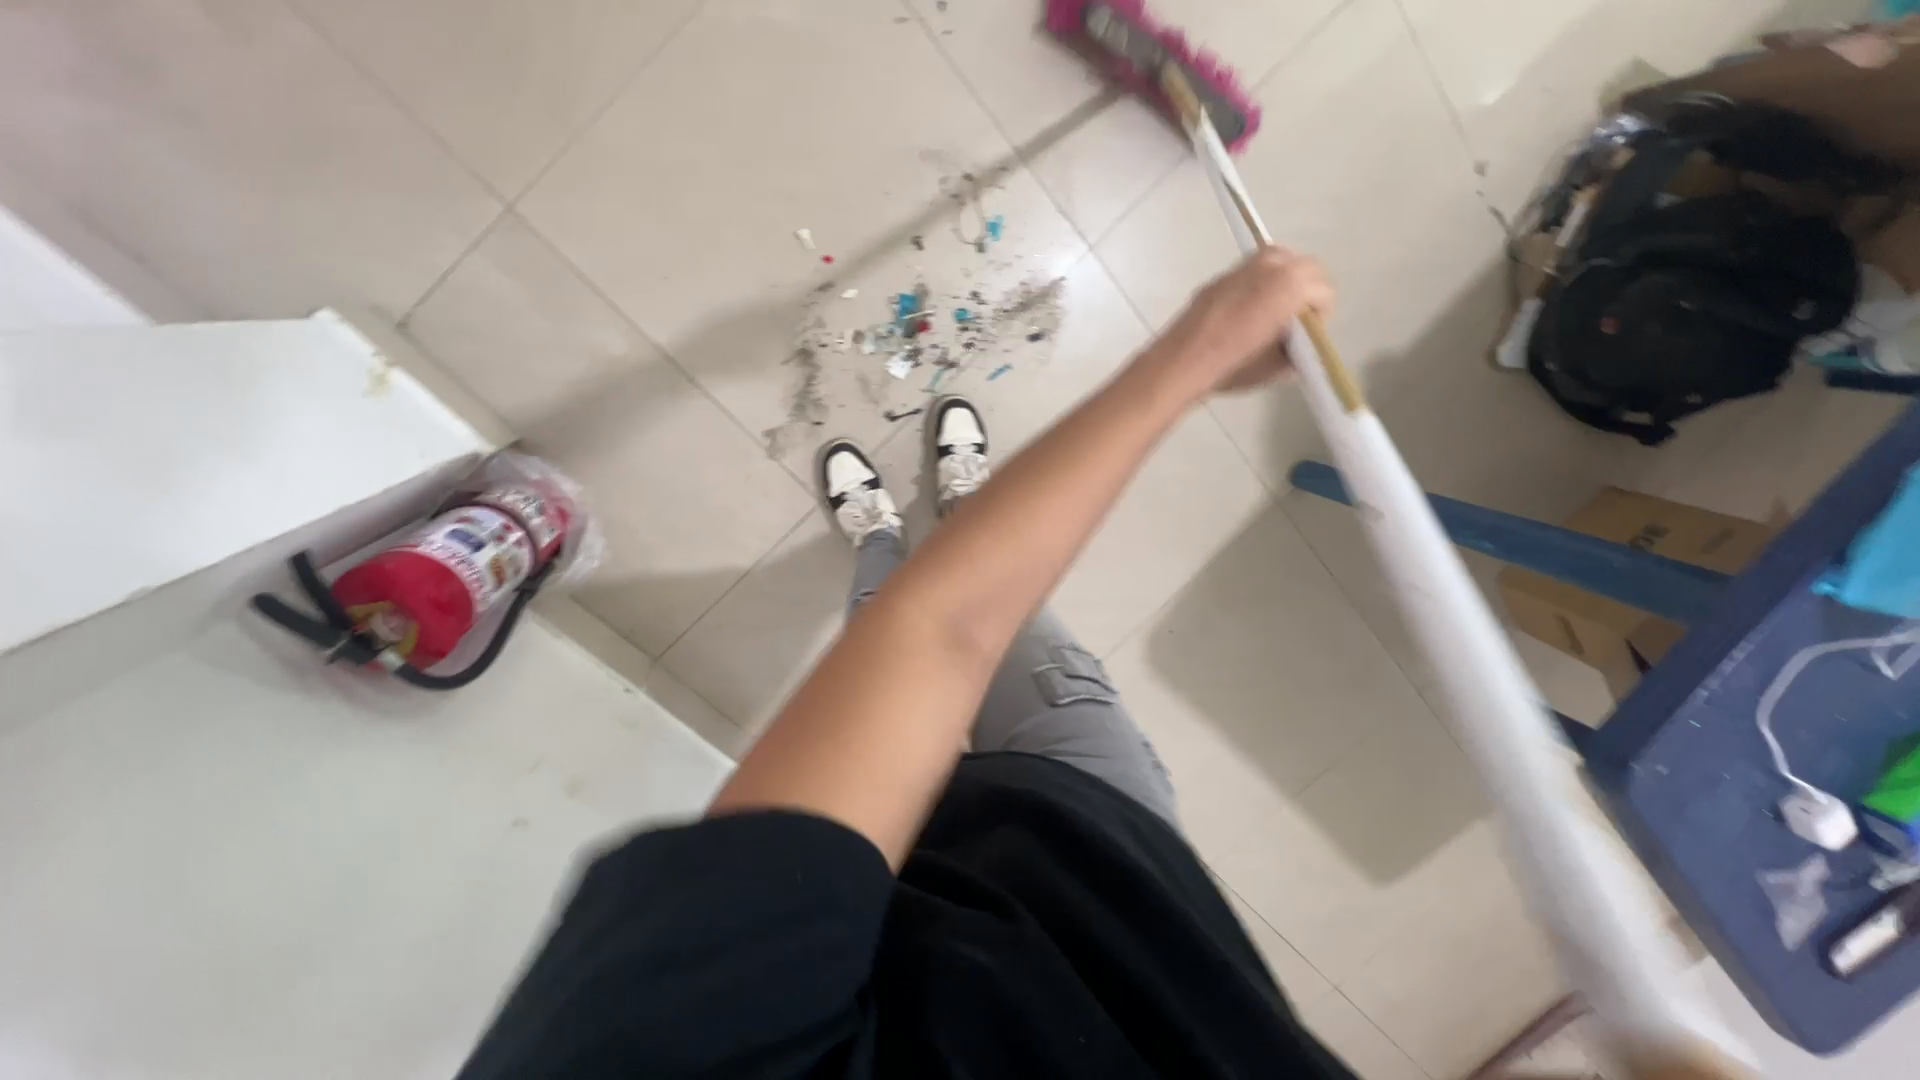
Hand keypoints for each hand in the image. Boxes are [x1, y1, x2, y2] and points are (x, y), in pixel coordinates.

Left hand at [1144, 247, 1334, 397]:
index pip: (1324, 289)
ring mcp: (1241, 267)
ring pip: (1279, 260)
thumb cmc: (1234, 366)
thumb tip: (1301, 349)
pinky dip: (1259, 283)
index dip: (1322, 314)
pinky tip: (1248, 310)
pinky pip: (1251, 271)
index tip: (1311, 334)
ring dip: (1285, 280)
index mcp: (1290, 285)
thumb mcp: (1277, 367)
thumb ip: (1298, 352)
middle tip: (1297, 320)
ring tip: (1276, 310)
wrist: (1182, 362)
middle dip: (1307, 291)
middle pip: (1306, 267)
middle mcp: (1269, 266)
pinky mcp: (1219, 277)